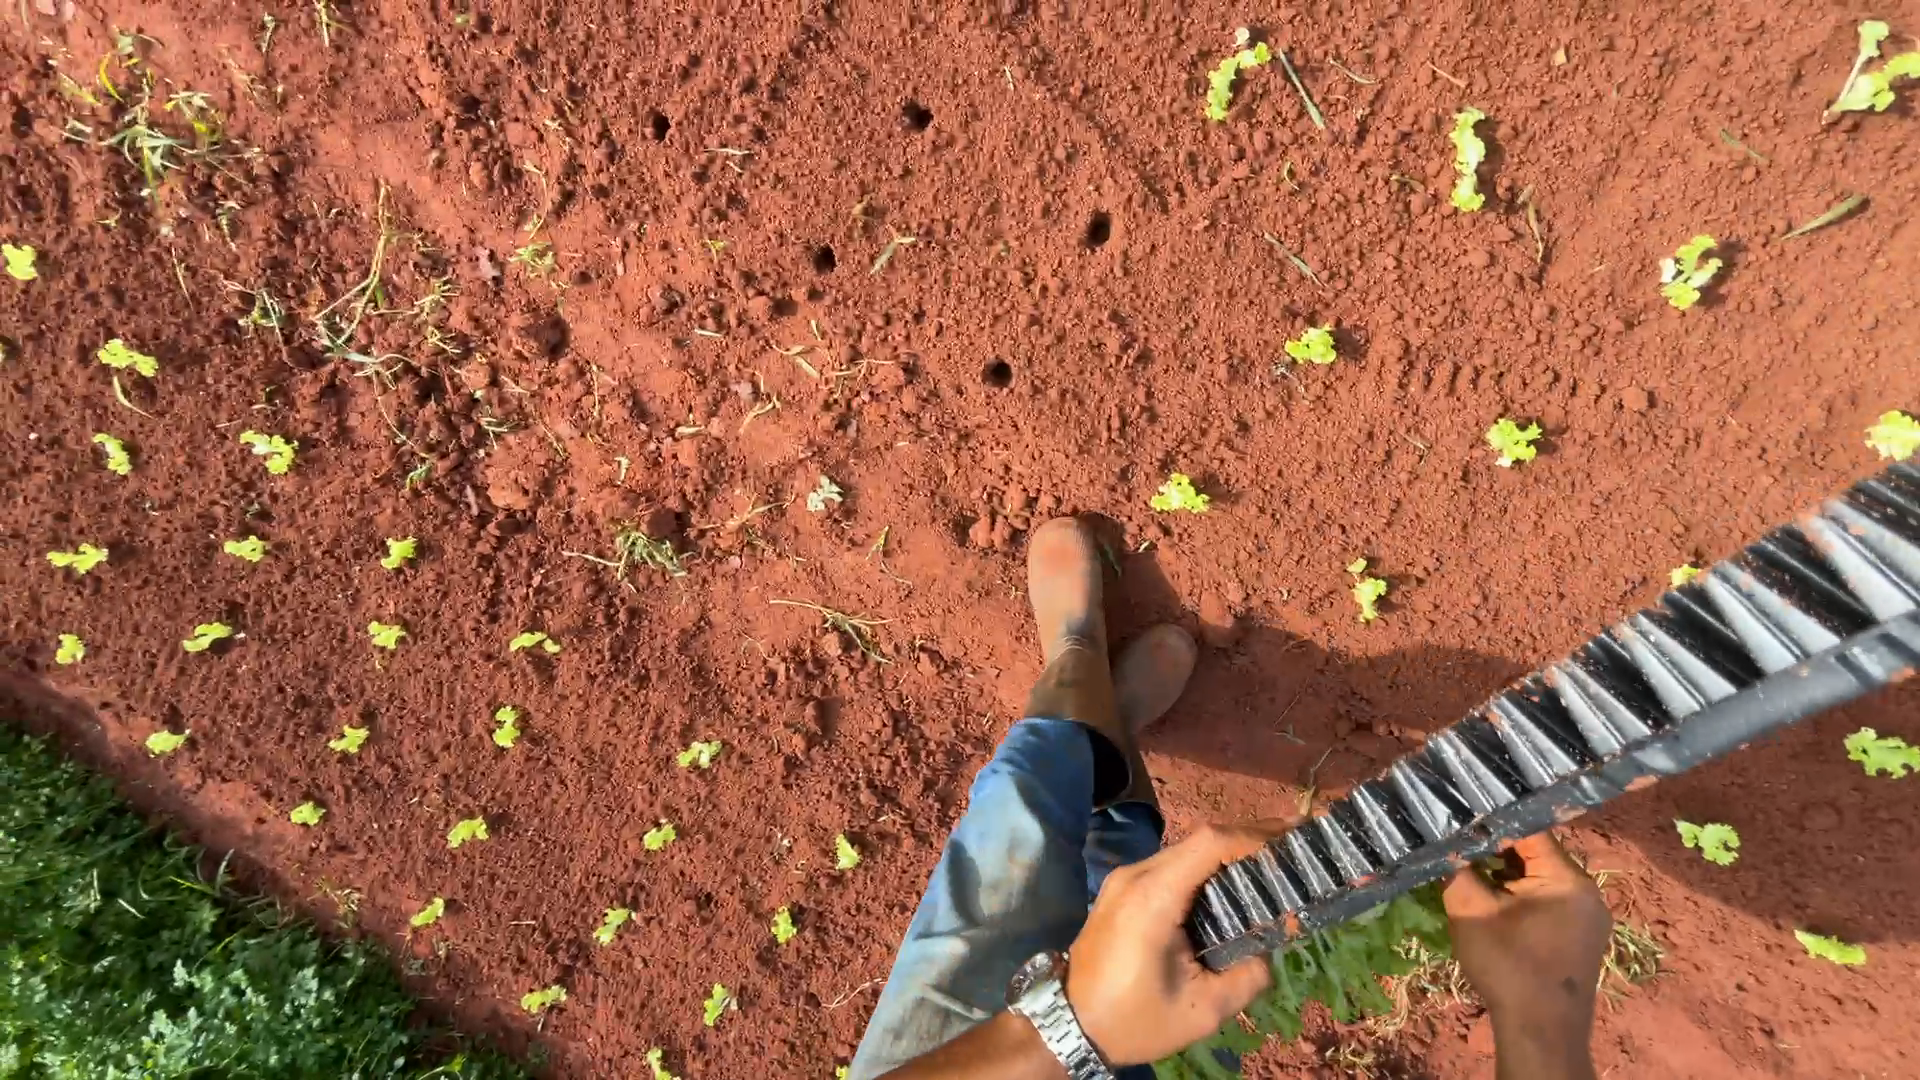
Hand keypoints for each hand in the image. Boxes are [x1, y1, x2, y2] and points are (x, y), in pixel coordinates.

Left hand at [1064, 822, 1288, 1066]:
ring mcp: (1126, 876)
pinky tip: (1231, 879)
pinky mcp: (1124, 886)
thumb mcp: (1202, 1010)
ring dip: (1226, 851)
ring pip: (1185, 850)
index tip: (1290, 839)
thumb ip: (1247, 977)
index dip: (1251, 836)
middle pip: (1198, 840)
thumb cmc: (1135, 1018)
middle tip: (1294, 839)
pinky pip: (1171, 865)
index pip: (1208, 844)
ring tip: (1272, 857)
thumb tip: (1270, 949)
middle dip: (1247, 837)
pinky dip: (1205, 866)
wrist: (1072, 1020)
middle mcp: (1137, 873)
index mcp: (1153, 895)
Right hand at [1444, 832, 1610, 1074]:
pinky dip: (1511, 886)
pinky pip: (1540, 893)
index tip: (1454, 804)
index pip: (1527, 829)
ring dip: (1498, 865)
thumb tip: (1440, 837)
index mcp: (1568, 880)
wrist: (1540, 1032)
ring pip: (1533, 871)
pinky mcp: (1575, 931)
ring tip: (1458, 852)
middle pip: (1531, 849)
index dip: (1488, 816)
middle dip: (1490, 841)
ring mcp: (1585, 914)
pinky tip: (1480, 885)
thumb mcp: (1469, 907)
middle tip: (1450, 828)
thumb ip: (1456, 865)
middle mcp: (1585, 892)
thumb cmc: (1507, 965)